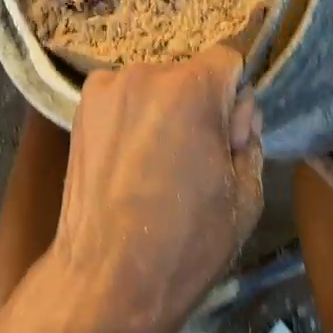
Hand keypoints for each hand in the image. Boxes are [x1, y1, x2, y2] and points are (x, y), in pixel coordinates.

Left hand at [31, 45, 264, 331]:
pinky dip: (129, 116)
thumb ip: (250, 137)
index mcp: (193, 89)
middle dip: (197, 104)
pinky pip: (121, 97)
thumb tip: (240, 110)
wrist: (107, 274)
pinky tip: (126, 158)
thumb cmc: (185, 241)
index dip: (234, 94)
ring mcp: (108, 85)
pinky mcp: (82, 102)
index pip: (227, 58)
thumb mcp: (245, 196)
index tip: (228, 131)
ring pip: (153, 86)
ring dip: (161, 110)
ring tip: (154, 163)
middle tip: (192, 156)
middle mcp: (147, 73)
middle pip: (187, 73)